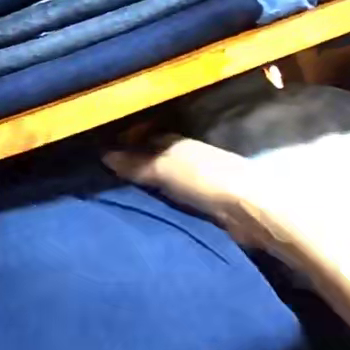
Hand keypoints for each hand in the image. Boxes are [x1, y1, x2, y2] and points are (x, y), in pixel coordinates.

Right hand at [104, 135, 292, 247]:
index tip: (101, 154)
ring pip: (165, 178)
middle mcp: (187, 155)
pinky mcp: (207, 202)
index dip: (125, 144)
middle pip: (155, 157)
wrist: (248, 209)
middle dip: (135, 164)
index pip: (144, 137)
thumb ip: (135, 163)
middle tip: (105, 179)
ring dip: (149, 186)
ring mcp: (198, 178)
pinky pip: (175, 198)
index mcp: (176, 140)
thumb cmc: (203, 179)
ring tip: (120, 198)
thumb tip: (104, 154)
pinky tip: (148, 212)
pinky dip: (161, 202)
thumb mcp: (162, 168)